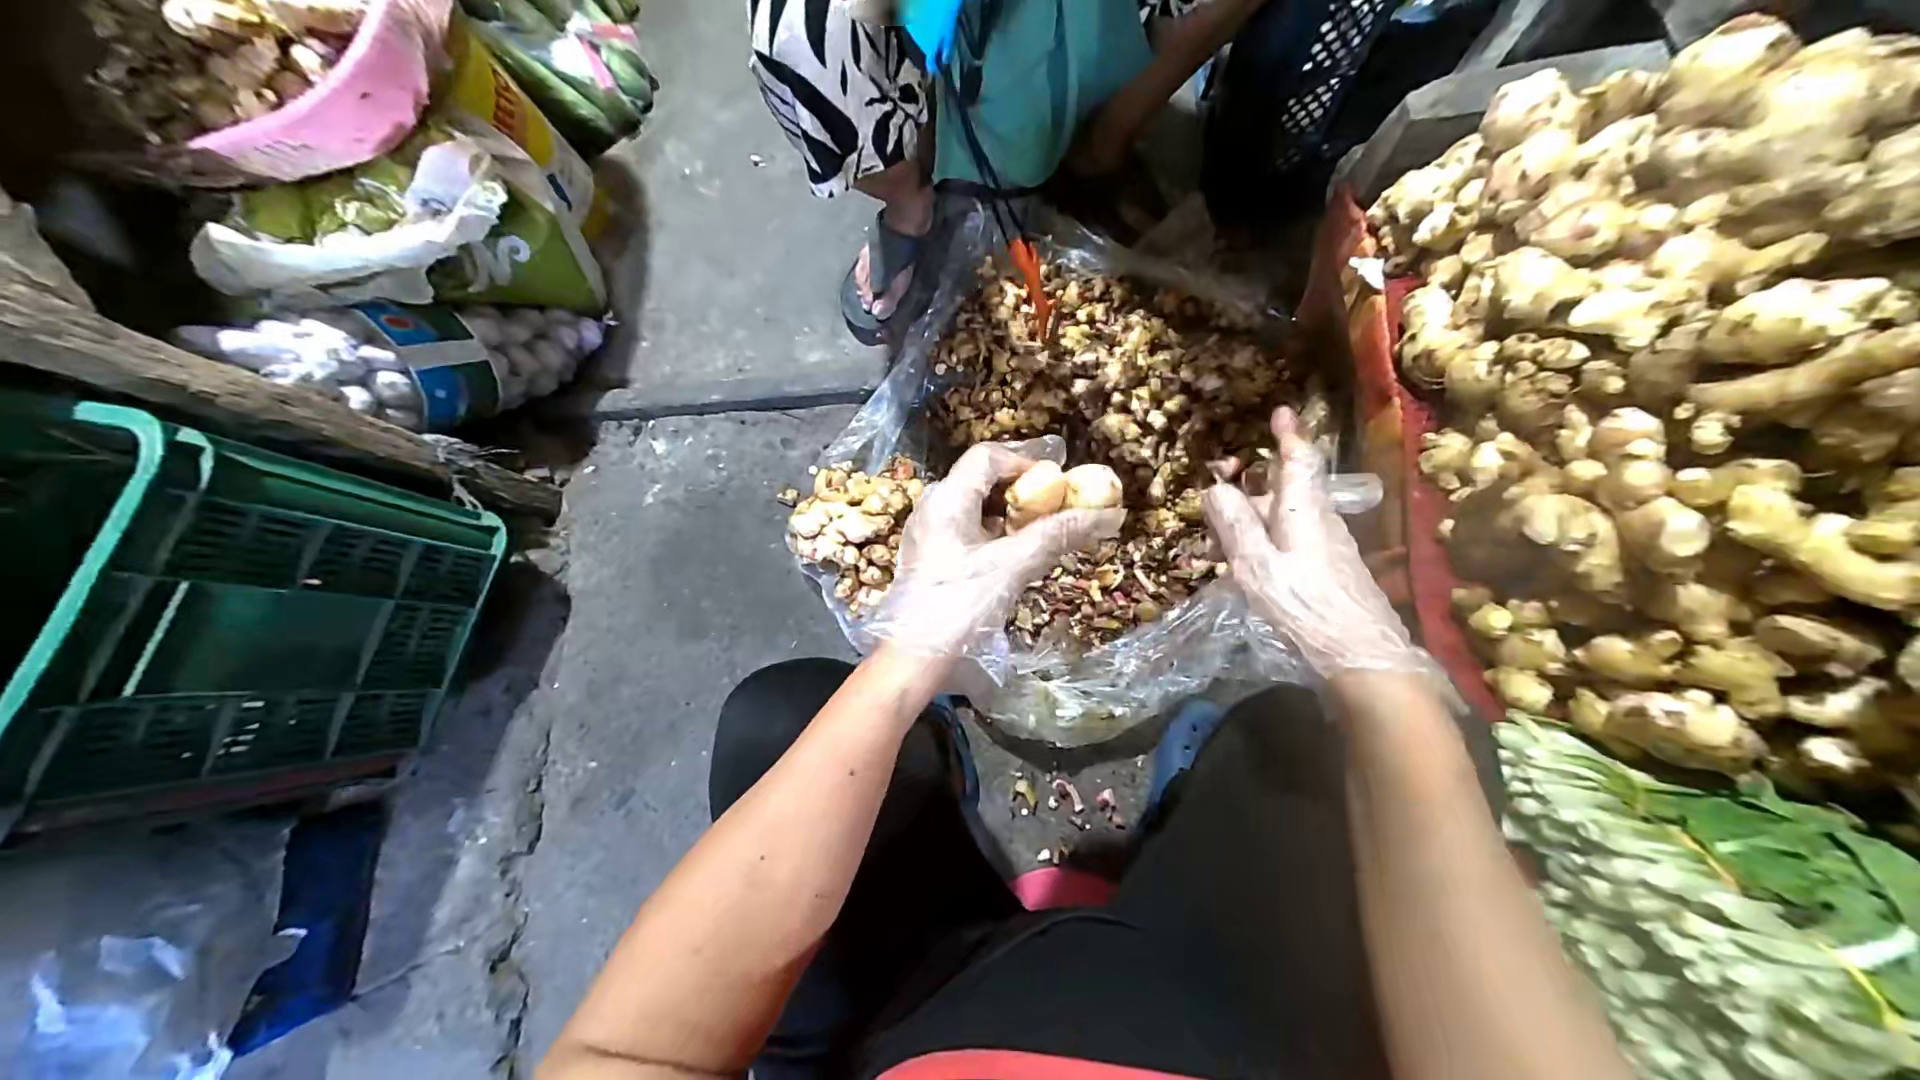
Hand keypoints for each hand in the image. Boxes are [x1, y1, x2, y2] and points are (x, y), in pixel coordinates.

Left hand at [863, 443, 1125, 658]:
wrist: (912, 660)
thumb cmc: (959, 607)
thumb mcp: (1012, 567)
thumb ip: (1057, 535)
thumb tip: (1106, 514)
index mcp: (947, 499)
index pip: (988, 456)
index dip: (1027, 462)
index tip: (1059, 485)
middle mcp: (933, 508)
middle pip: (983, 480)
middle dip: (1024, 491)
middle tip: (1058, 508)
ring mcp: (929, 534)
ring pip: (977, 508)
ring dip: (1013, 515)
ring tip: (1043, 533)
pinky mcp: (931, 558)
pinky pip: (969, 532)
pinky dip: (997, 535)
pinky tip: (1018, 557)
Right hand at [1204, 407, 1425, 678]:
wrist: (1361, 656)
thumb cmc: (1304, 606)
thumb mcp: (1256, 566)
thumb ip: (1235, 525)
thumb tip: (1215, 488)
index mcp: (1303, 511)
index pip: (1298, 461)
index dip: (1288, 436)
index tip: (1281, 412)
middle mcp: (1319, 521)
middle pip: (1282, 492)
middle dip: (1248, 493)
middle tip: (1213, 508)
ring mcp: (1327, 547)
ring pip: (1282, 520)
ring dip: (1249, 524)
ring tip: (1215, 551)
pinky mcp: (1328, 570)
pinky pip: (1288, 542)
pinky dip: (1261, 544)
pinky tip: (1243, 570)